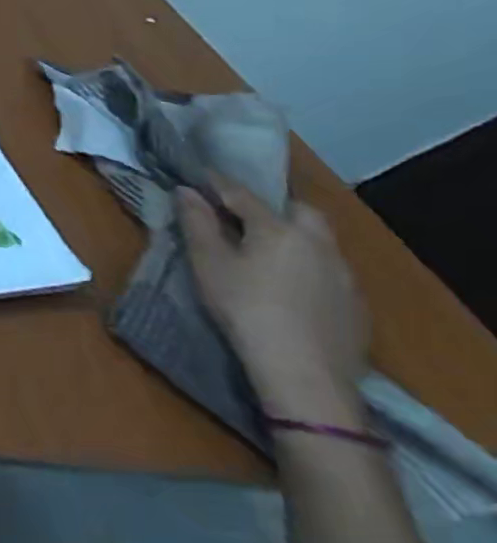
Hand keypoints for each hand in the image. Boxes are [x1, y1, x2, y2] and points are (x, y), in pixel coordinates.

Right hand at [176, 182, 368, 422]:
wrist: (302, 369)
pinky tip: (288, 282)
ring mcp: (344, 275)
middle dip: (272, 205)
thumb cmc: (244, 306)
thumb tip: (187, 191)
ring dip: (292, 234)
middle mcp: (319, 244)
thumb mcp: (208, 262)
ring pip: (320, 240)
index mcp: (280, 230)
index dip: (218, 183)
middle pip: (300, 211)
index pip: (244, 195)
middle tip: (242, 212)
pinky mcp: (355, 303)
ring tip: (264, 247)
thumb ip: (197, 223)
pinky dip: (306, 262)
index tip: (198, 173)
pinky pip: (329, 268)